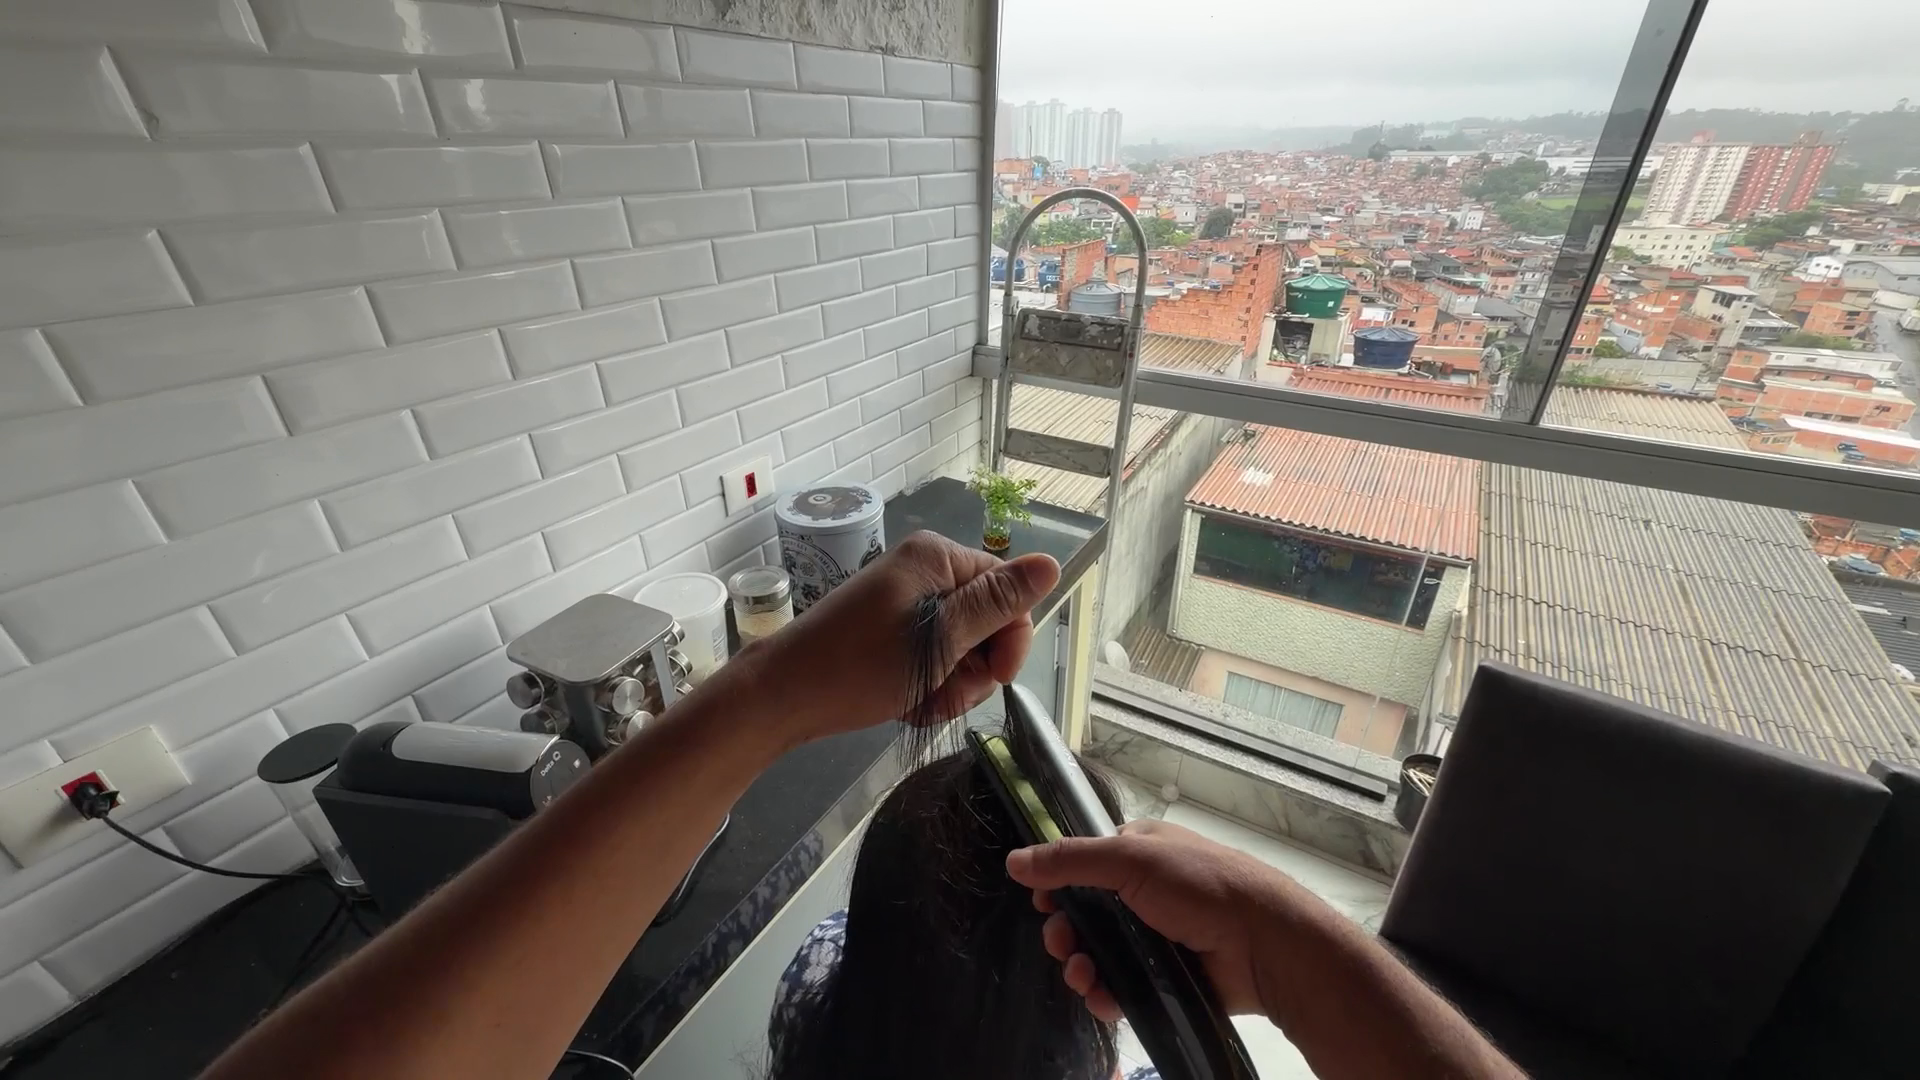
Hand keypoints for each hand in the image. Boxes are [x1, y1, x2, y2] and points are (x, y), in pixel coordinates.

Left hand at [746, 530, 1059, 743]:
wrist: (783, 696)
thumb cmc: (859, 666)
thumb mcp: (938, 640)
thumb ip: (997, 604)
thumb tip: (1052, 562)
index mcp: (938, 558)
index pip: (1007, 592)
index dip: (1008, 639)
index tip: (991, 678)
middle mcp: (925, 571)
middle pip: (987, 623)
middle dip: (973, 670)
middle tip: (942, 695)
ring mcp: (907, 601)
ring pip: (963, 649)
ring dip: (951, 685)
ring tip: (919, 704)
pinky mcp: (893, 630)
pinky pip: (934, 658)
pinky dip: (929, 686)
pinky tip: (907, 704)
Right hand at [1006, 819, 1294, 1020]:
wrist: (1264, 944)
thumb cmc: (1196, 883)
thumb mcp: (1128, 859)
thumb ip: (1069, 860)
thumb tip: (1014, 861)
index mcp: (1137, 851)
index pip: (1083, 864)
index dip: (1058, 884)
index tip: (1043, 903)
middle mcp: (1143, 890)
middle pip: (1086, 912)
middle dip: (1066, 930)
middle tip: (1060, 945)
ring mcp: (1155, 935)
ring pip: (1101, 951)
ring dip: (1082, 964)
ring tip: (1081, 976)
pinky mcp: (1166, 976)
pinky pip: (1123, 984)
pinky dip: (1106, 992)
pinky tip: (1100, 998)